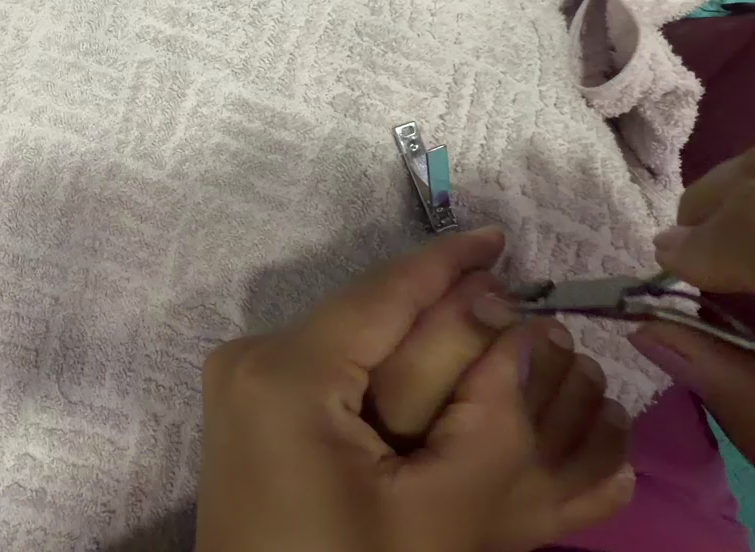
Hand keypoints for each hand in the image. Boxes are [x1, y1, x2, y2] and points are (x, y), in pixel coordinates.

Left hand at [196, 229, 633, 551]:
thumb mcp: (433, 521)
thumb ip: (485, 425)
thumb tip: (513, 331)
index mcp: (285, 373)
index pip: (379, 297)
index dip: (442, 262)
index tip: (494, 234)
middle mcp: (251, 357)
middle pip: (362, 318)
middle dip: (434, 306)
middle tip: (504, 290)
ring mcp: (241, 379)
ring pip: (347, 341)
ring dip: (410, 339)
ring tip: (479, 325)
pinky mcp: (248, 403)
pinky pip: (324, 367)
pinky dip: (377, 369)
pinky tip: (423, 373)